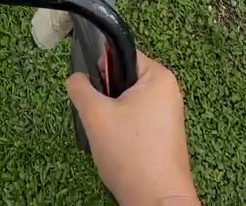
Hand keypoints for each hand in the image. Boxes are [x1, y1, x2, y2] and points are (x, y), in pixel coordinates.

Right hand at [67, 51, 198, 205]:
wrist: (157, 204)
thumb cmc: (130, 153)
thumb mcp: (95, 115)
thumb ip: (79, 87)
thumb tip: (76, 78)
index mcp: (159, 77)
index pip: (121, 54)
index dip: (101, 67)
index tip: (91, 90)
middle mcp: (168, 92)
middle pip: (124, 79)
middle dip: (106, 96)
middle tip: (98, 116)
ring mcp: (169, 116)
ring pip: (128, 102)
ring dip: (112, 115)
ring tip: (106, 134)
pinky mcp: (165, 137)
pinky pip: (137, 119)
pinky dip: (123, 129)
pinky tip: (116, 147)